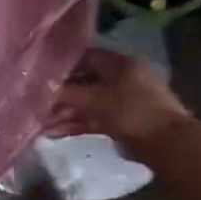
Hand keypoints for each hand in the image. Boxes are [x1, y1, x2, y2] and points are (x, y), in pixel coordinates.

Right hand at [45, 48, 193, 154]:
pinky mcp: (117, 122)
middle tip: (36, 104)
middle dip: (59, 95)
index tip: (41, 74)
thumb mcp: (95, 99)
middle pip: (83, 83)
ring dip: (63, 113)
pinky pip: (90, 120)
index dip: (63, 65)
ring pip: (85, 104)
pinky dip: (73, 125)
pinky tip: (52, 133)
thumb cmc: (131, 110)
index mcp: (120, 64)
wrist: (164, 142)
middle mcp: (120, 79)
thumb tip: (41, 89)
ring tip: (39, 124)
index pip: (86, 57)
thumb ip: (67, 92)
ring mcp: (119, 101)